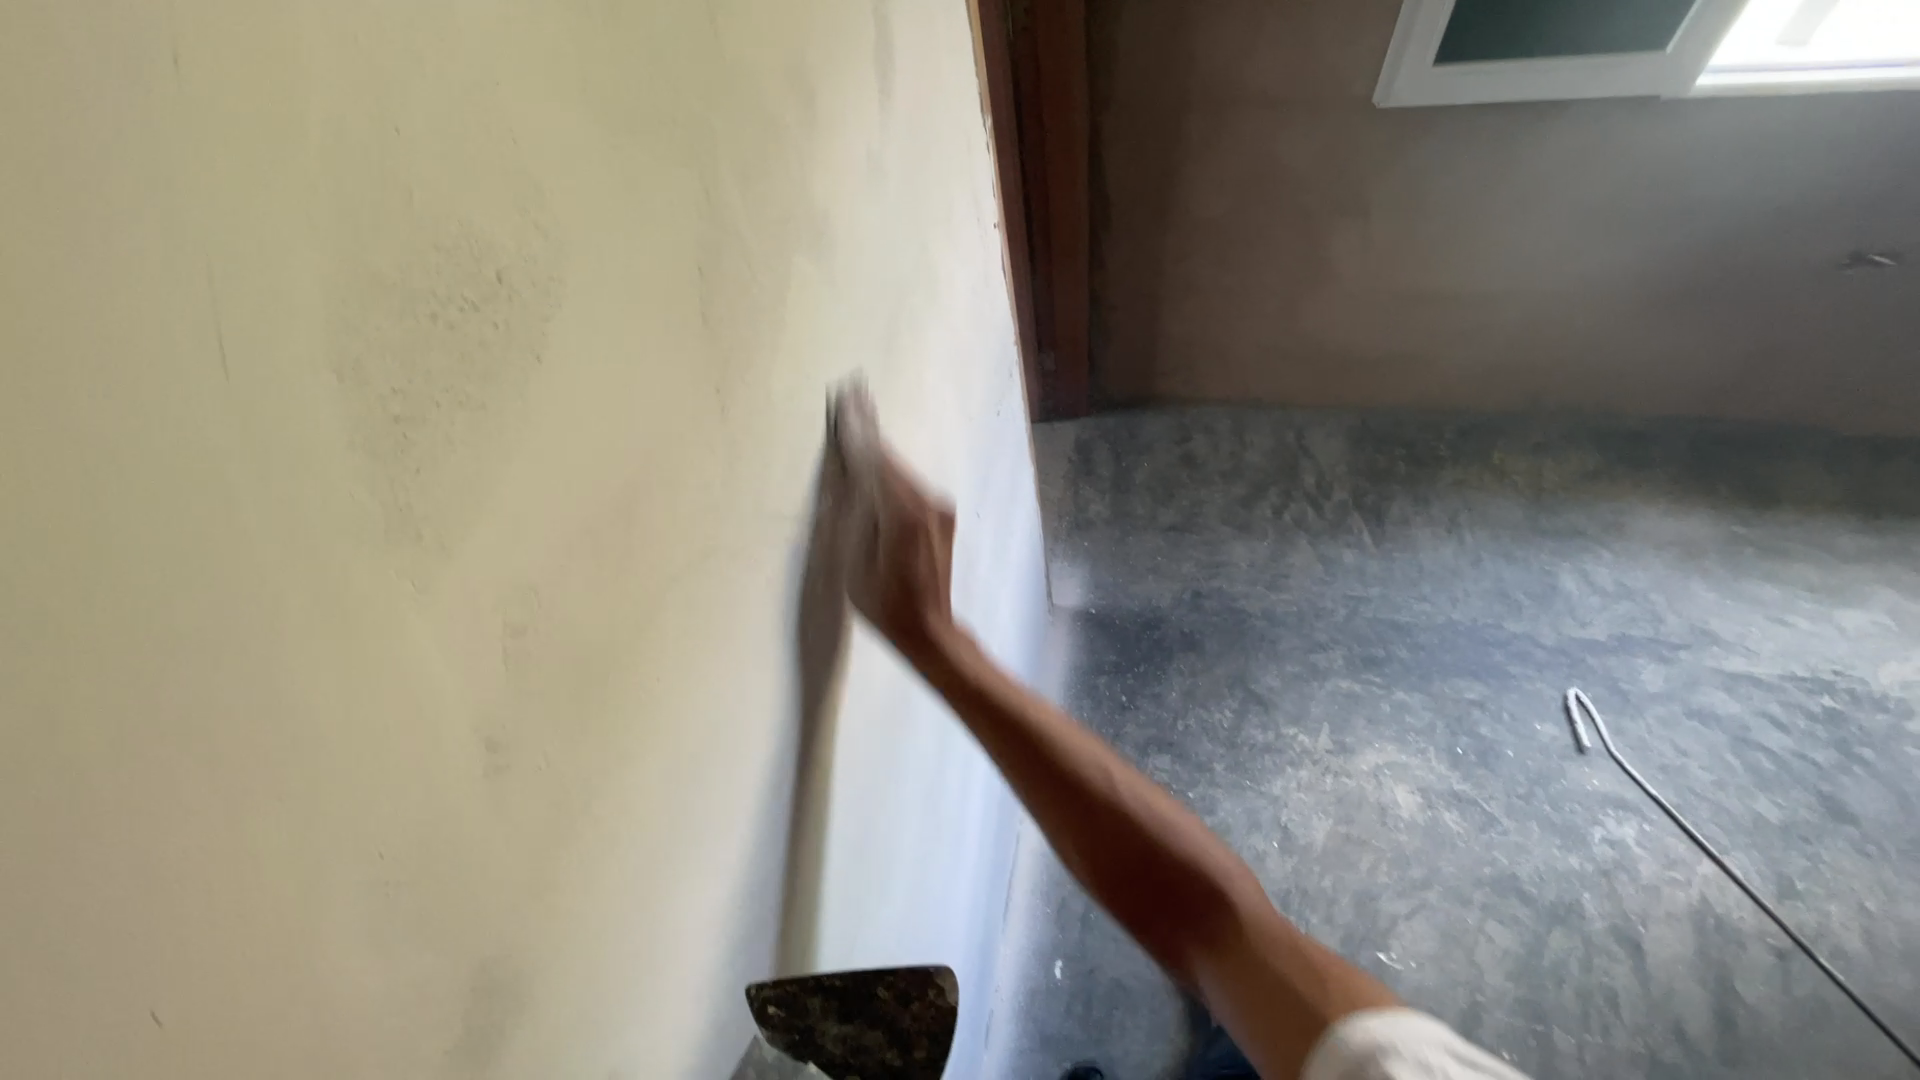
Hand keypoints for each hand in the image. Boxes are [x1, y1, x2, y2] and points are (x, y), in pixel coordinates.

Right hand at [829, 382, 958, 664]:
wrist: (929, 629)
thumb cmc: (884, 606)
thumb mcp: (853, 565)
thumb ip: (851, 516)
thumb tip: (847, 476)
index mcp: (902, 513)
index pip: (872, 462)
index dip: (855, 433)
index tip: (844, 402)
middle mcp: (926, 502)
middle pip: (888, 458)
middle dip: (867, 428)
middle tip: (852, 391)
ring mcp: (937, 507)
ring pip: (899, 469)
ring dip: (877, 447)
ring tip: (858, 415)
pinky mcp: (940, 514)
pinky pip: (907, 483)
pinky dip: (888, 469)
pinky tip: (874, 457)